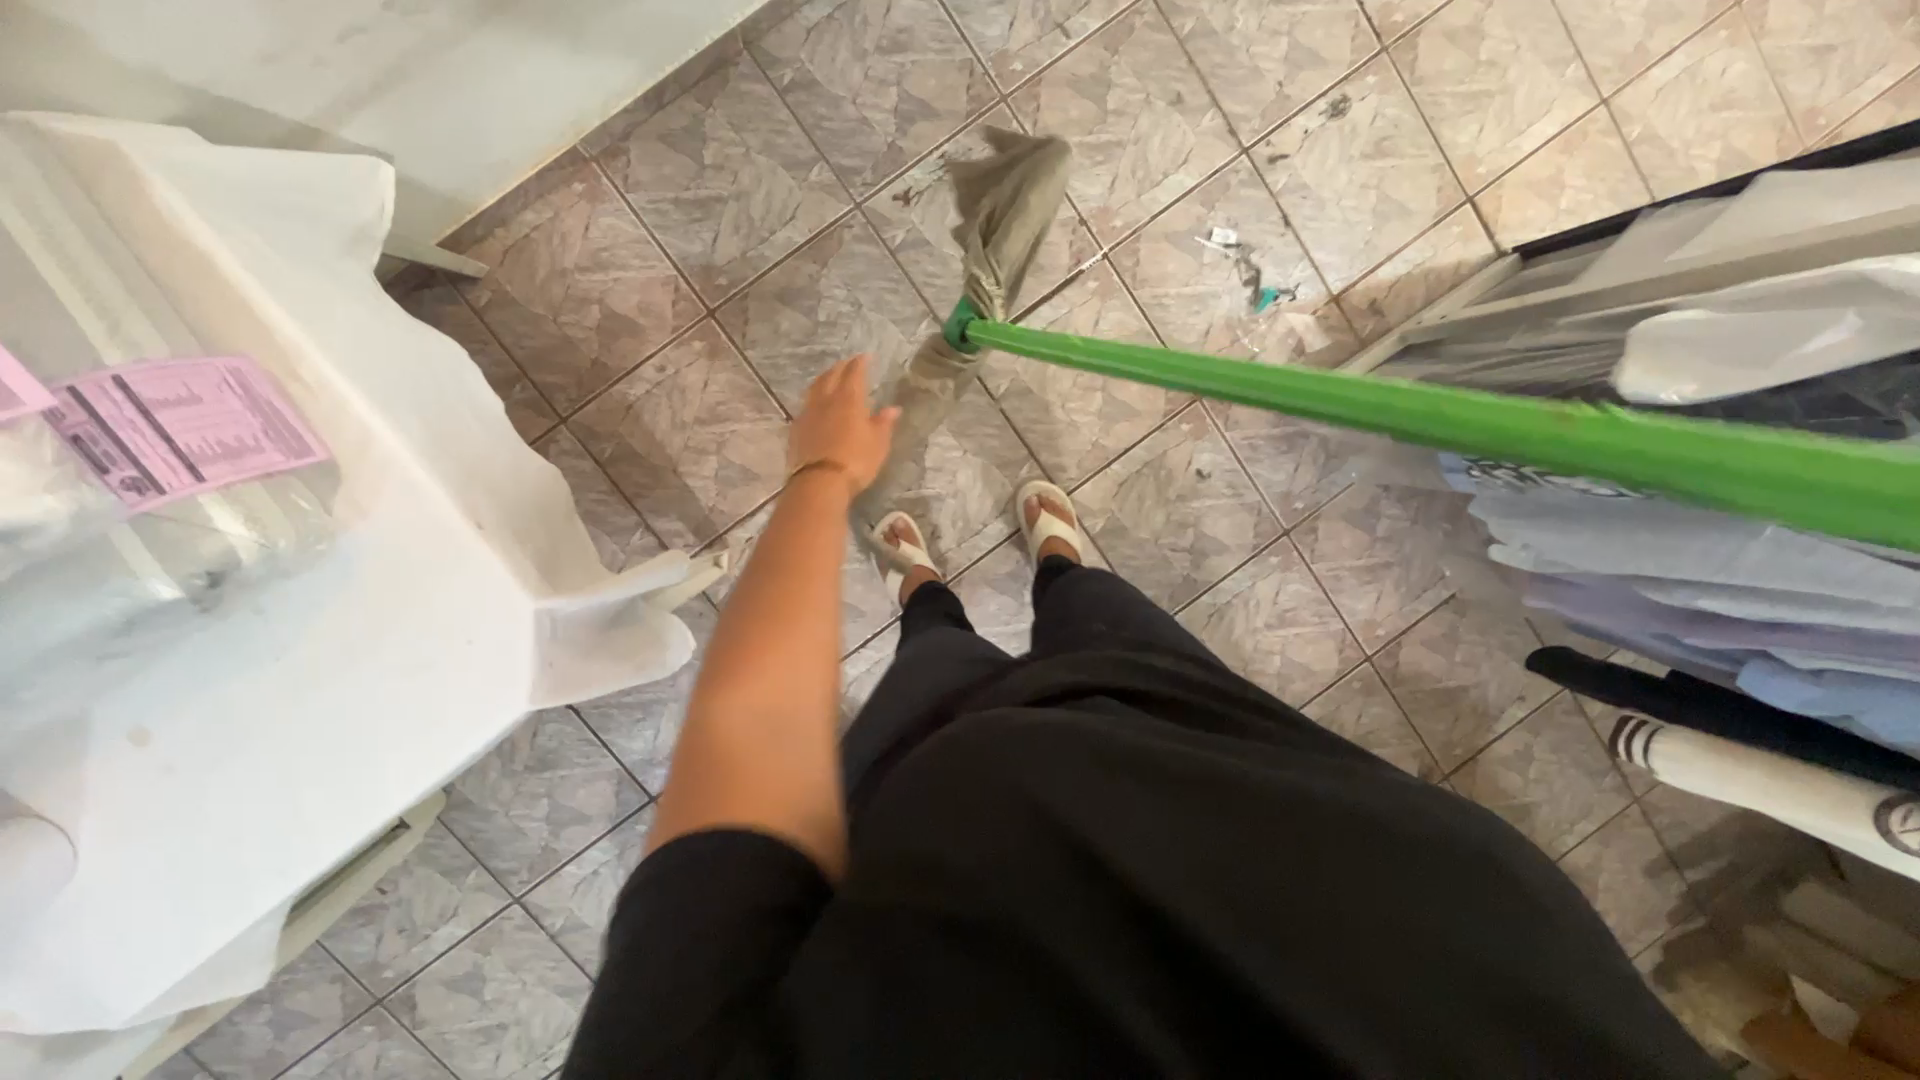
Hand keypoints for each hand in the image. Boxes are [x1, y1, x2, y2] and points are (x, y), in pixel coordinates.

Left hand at [789, 354, 899, 496]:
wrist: (819, 482)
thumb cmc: (856, 461)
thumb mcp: (878, 444)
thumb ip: (883, 423)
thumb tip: (892, 409)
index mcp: (849, 399)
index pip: (855, 373)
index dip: (860, 363)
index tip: (866, 356)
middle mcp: (826, 400)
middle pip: (831, 376)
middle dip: (840, 367)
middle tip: (847, 364)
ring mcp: (808, 414)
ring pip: (814, 388)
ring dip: (824, 379)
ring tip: (829, 378)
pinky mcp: (796, 429)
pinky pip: (806, 406)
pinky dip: (813, 399)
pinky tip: (816, 405)